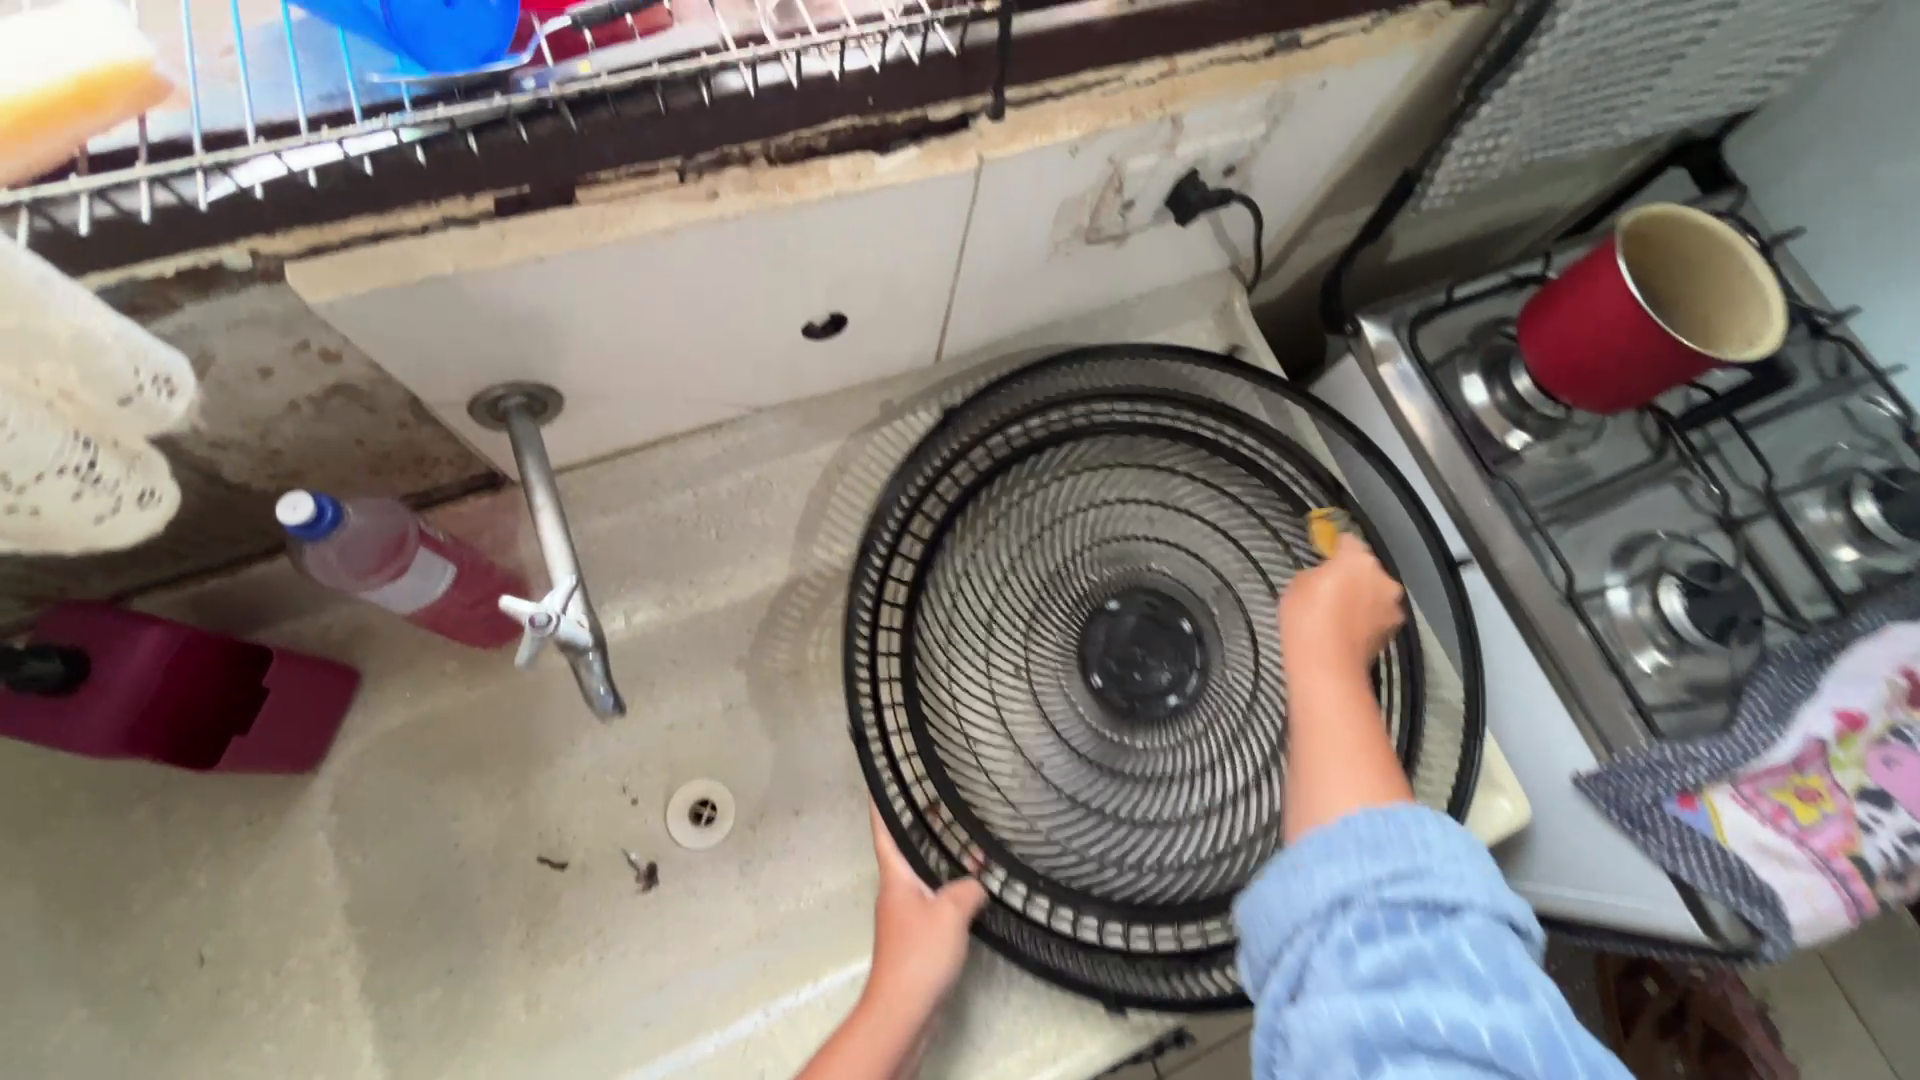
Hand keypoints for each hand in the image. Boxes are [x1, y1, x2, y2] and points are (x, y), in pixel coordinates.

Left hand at [861, 803, 987, 1024]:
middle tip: (941, 803)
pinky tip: (973, 890)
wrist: (903, 1009)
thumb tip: (977, 883)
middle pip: (906, 850)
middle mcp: (896, 891)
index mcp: (895, 876)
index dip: (882, 806)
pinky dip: (951, 889)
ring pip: (923, 876)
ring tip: (968, 842)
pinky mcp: (917, 937)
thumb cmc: (919, 952)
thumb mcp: (951, 911)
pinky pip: (934, 901)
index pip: (884, 832)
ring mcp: (905, 915)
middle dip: (921, 828)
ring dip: (942, 860)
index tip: (880, 783)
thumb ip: (968, 888)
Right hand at [1280, 533, 1404, 674]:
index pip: (1349, 541)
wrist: (1326, 664)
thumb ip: (1317, 574)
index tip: (1326, 556)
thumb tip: (1325, 577)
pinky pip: (1377, 615)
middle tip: (1332, 589)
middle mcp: (1383, 578)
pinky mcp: (1393, 631)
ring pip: (1376, 593)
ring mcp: (1392, 605)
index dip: (1336, 548)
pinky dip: (1366, 619)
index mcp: (1358, 560)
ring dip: (1363, 598)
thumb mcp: (1297, 585)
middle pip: (1367, 569)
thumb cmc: (1305, 617)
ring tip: (1340, 614)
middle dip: (1353, 576)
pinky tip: (1348, 630)